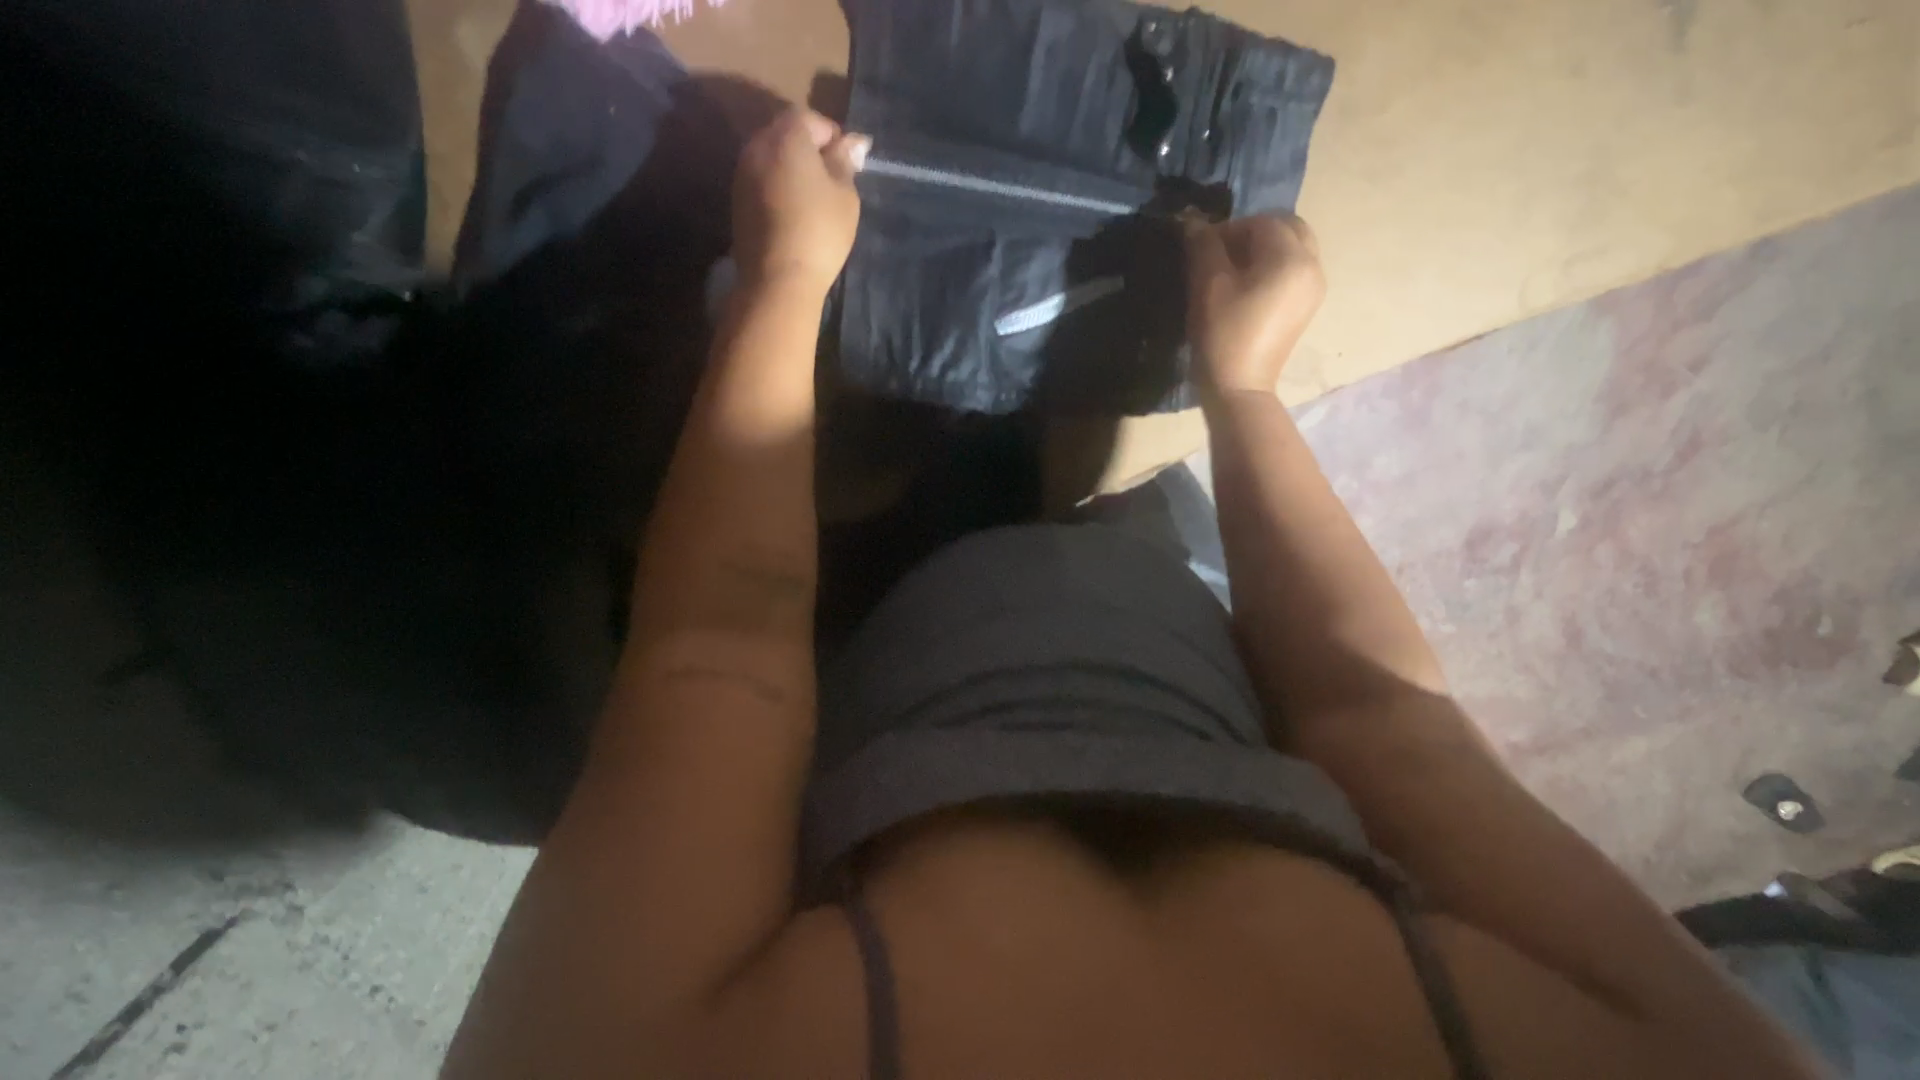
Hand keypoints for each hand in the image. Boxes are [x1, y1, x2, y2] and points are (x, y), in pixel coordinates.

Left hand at [732, 107, 867, 291]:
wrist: (778, 279)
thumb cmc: (820, 231)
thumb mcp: (845, 195)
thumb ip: (844, 162)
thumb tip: (852, 142)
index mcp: (786, 137)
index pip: (809, 117)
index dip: (831, 135)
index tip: (847, 161)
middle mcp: (757, 147)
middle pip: (785, 134)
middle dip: (809, 148)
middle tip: (832, 178)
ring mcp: (742, 174)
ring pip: (771, 157)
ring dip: (791, 168)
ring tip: (813, 197)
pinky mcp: (736, 201)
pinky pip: (761, 180)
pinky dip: (777, 186)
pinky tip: (793, 211)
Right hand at [1184, 213, 1324, 396]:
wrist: (1240, 385)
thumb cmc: (1223, 333)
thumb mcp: (1208, 284)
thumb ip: (1204, 245)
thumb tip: (1194, 221)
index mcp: (1291, 258)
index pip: (1262, 222)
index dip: (1230, 228)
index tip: (1204, 247)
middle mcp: (1312, 265)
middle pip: (1288, 228)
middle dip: (1254, 232)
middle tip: (1223, 253)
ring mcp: (1314, 287)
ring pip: (1294, 247)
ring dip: (1265, 247)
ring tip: (1234, 270)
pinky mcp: (1308, 305)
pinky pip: (1295, 268)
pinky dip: (1274, 265)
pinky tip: (1248, 286)